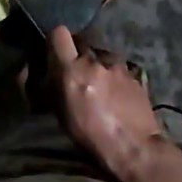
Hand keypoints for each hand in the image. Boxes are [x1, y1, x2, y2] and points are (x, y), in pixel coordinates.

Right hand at [46, 26, 172, 181]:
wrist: (135, 148)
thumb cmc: (91, 137)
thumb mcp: (61, 115)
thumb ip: (51, 88)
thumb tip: (46, 75)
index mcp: (72, 70)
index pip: (58, 33)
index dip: (55, 41)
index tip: (55, 54)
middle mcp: (94, 60)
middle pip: (81, 42)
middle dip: (77, 54)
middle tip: (78, 73)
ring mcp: (117, 65)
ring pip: (100, 54)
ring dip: (97, 65)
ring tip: (100, 86)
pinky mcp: (134, 72)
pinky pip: (117, 66)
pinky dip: (113, 75)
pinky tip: (117, 94)